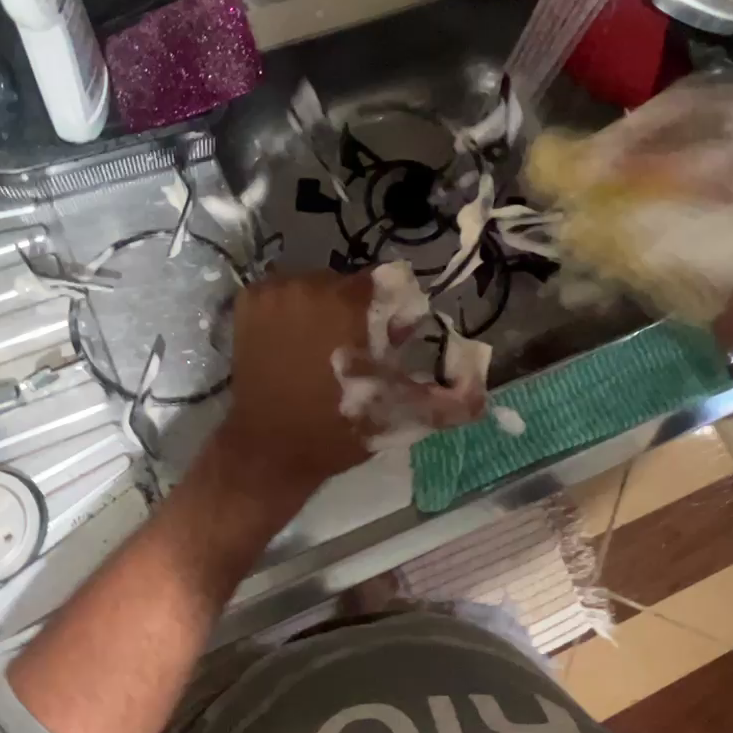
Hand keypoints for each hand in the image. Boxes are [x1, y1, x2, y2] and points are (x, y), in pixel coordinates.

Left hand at [220, 269, 482, 489]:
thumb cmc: (337, 431)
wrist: (269, 450)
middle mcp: (310, 285)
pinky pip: (285, 293)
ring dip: (325, 310)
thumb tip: (482, 380)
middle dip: (358, 312)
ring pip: (316, 286)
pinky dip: (293, 311)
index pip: (388, 282)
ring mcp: (274, 291)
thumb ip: (447, 396)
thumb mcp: (399, 412)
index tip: (388, 342)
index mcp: (349, 303)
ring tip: (320, 352)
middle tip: (354, 354)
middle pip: (350, 284)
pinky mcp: (249, 301)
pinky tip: (293, 344)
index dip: (394, 311)